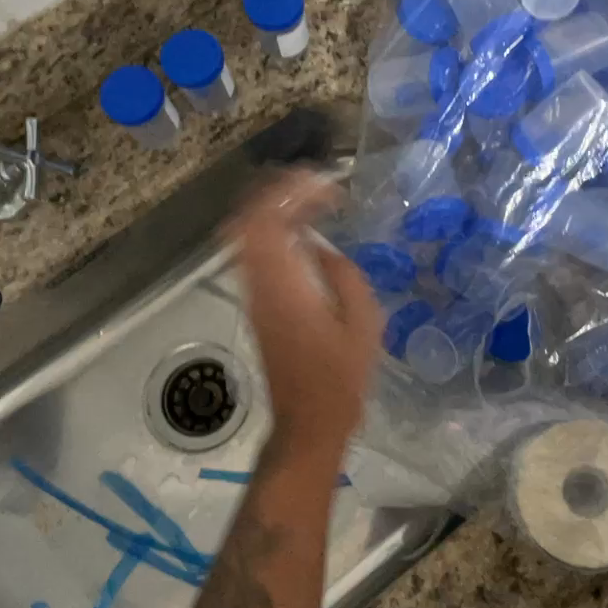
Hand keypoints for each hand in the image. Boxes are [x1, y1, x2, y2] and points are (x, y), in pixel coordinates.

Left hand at [228, 171, 384, 458]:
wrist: (307, 422)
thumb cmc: (341, 378)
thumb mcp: (363, 324)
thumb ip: (344, 276)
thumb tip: (323, 249)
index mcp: (286, 285)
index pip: (270, 220)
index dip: (291, 192)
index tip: (325, 185)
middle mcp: (259, 285)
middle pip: (247, 220)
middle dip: (275, 193)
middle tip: (311, 184)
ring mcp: (252, 297)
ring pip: (244, 236)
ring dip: (271, 211)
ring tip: (308, 201)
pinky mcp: (255, 307)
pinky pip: (251, 255)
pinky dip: (270, 233)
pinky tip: (300, 234)